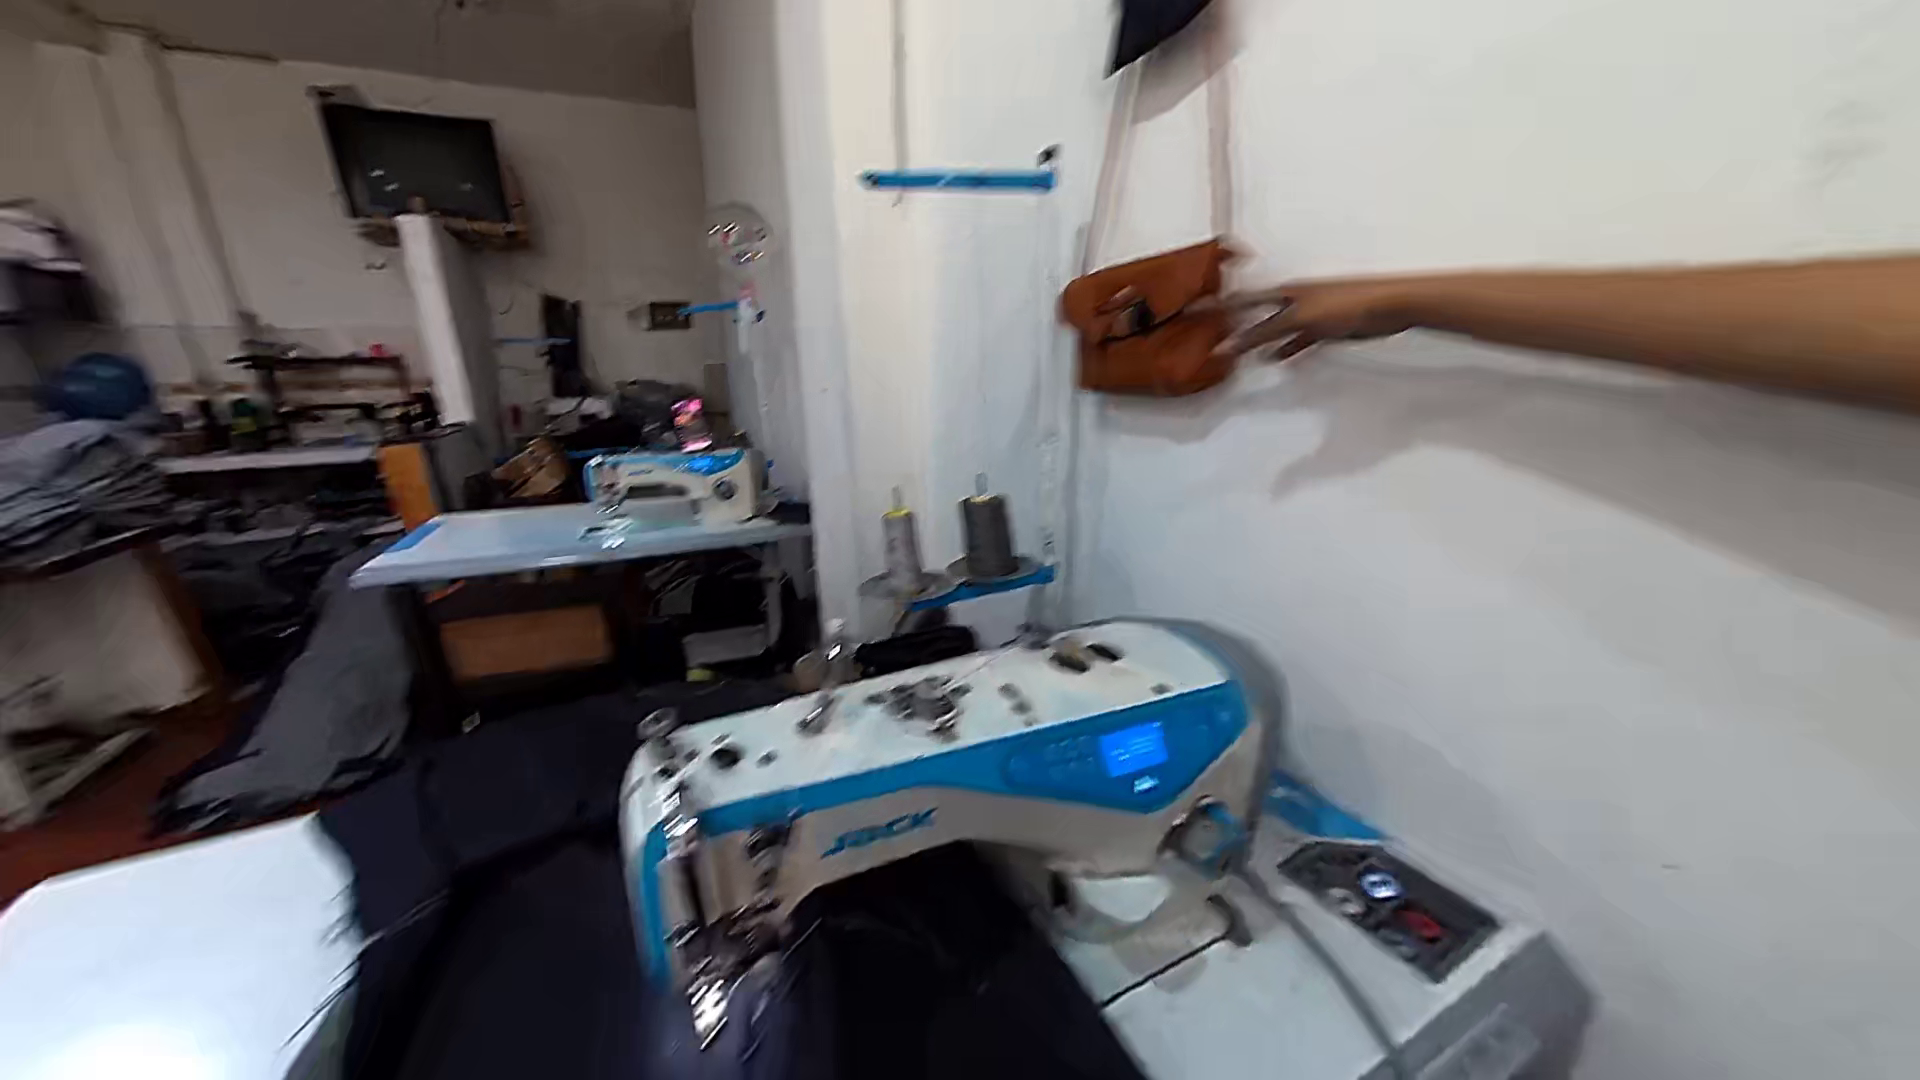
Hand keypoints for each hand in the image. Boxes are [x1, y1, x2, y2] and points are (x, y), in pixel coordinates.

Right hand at [1213, 279, 1420, 360]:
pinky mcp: (1326, 326)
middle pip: (1256, 312)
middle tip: (1213, 330)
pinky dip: (1284, 348)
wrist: (1394, 304)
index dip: (1217, 305)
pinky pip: (1296, 339)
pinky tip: (1277, 359)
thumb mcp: (1296, 322)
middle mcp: (1294, 299)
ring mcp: (1310, 312)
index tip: (1193, 308)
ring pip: (1275, 327)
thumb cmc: (1345, 306)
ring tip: (1238, 352)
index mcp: (1284, 292)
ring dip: (1258, 339)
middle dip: (1236, 322)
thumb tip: (1224, 346)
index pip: (1242, 300)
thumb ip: (1259, 335)